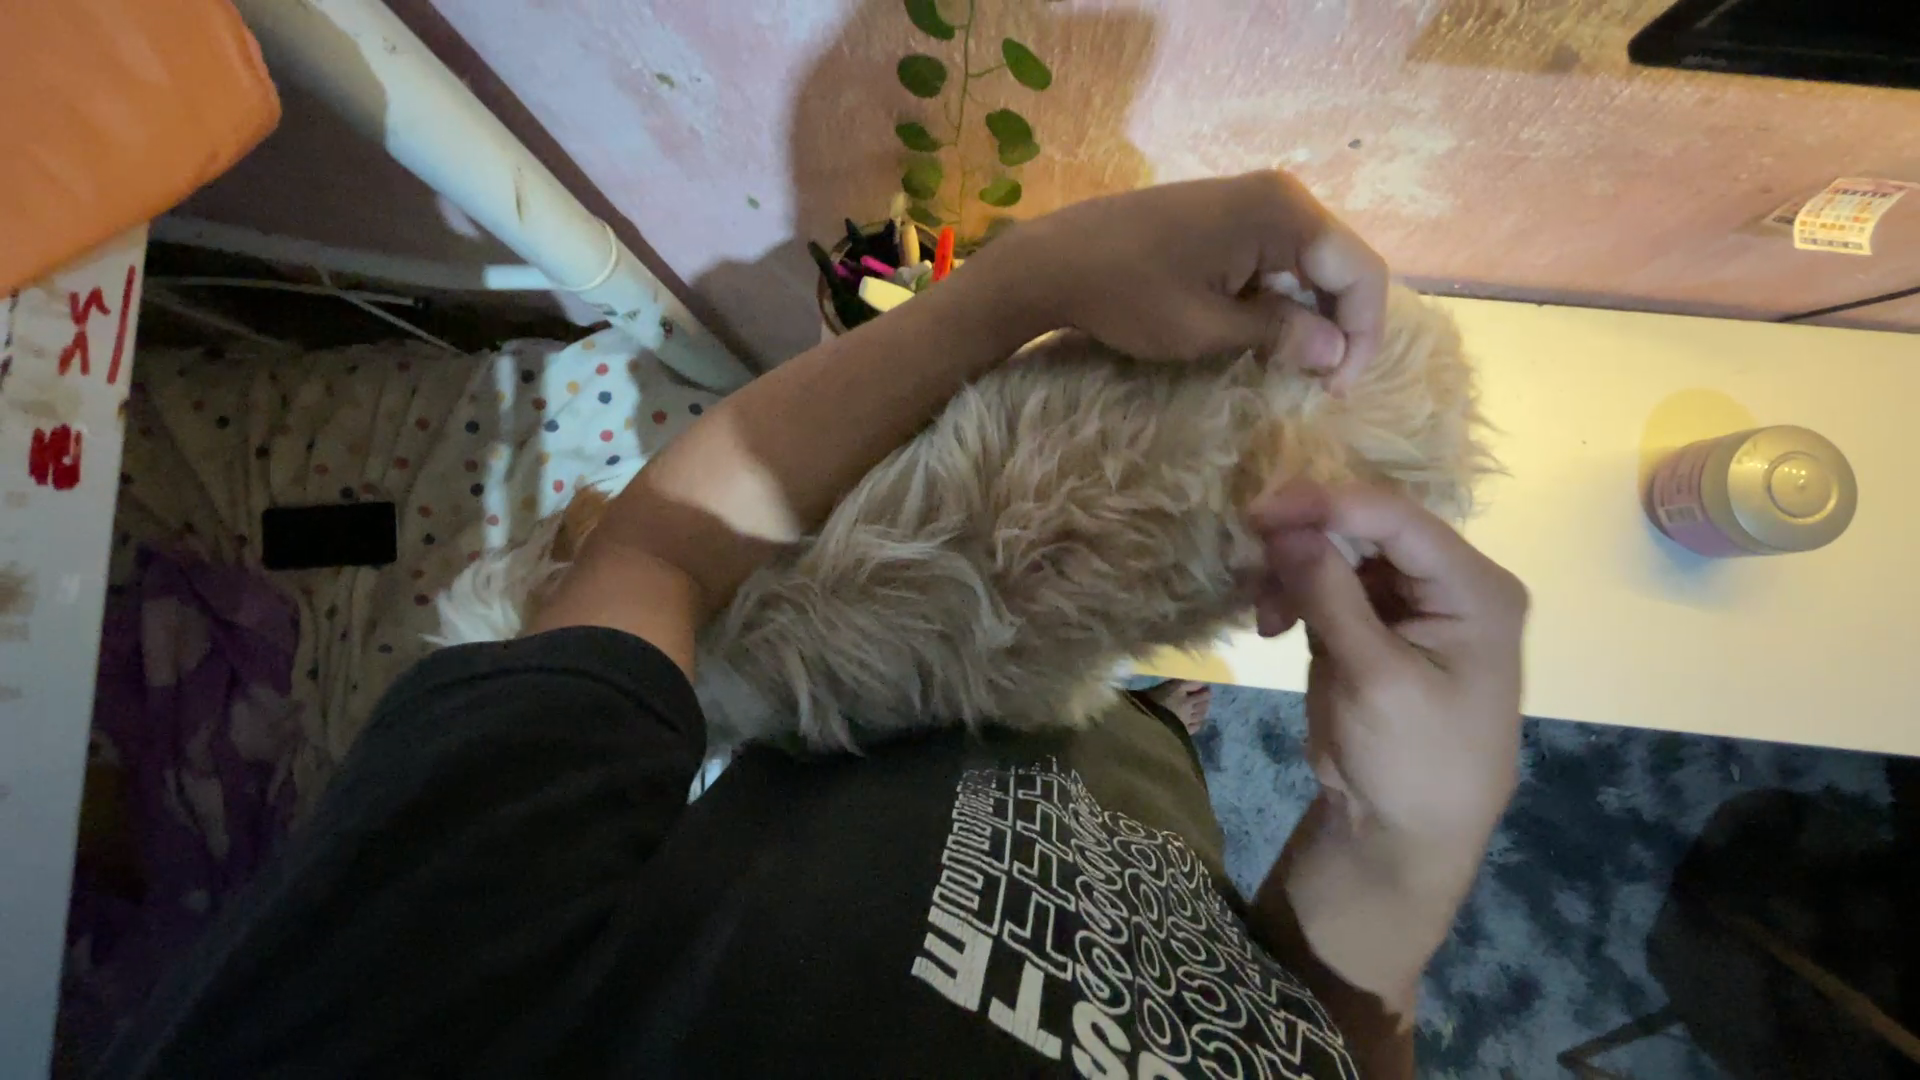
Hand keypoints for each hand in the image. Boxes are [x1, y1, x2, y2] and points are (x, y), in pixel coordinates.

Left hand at [973, 170, 1388, 388]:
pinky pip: (1272, 259)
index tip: (1338, 389)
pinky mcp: (1224, 217)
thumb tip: (1336, 353)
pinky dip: (1276, 299)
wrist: (1056, 261)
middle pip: (1338, 265)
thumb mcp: (1205, 328)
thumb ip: (1277, 334)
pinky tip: (1260, 335)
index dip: (1362, 335)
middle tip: (1320, 384)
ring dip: (1307, 316)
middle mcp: (1279, 196)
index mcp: (1284, 214)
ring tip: (1291, 367)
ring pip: (1306, 265)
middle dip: (1338, 326)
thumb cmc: (1127, 295)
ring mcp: (1250, 201)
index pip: (1360, 273)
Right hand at [1249, 482, 1526, 847]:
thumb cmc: (1411, 758)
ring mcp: (1402, 599)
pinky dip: (1288, 593)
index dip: (1328, 505)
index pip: (1398, 521)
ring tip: (1264, 614)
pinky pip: (1319, 581)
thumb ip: (1330, 595)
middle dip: (1304, 537)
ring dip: (1290, 570)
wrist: (1400, 827)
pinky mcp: (1365, 619)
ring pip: (1334, 551)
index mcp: (1473, 589)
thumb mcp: (1374, 677)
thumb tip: (1283, 527)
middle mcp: (1443, 581)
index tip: (1260, 511)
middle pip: (1365, 528)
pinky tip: (1271, 625)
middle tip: (1249, 552)